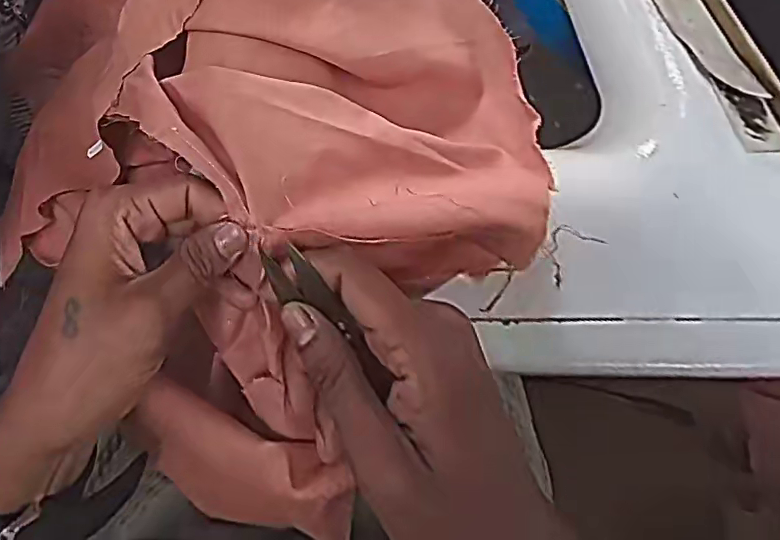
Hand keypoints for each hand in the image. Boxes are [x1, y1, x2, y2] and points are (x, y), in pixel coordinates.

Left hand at [0, 175, 249, 513]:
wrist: (46, 424)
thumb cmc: (89, 364)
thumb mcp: (151, 310)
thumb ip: (198, 264)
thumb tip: (241, 230)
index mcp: (113, 210)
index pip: (186, 191)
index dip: (224, 215)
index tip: (258, 247)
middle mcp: (119, 216)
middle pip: (189, 212)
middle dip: (225, 241)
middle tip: (260, 275)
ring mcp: (126, 245)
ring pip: (188, 237)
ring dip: (220, 263)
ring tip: (251, 292)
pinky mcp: (134, 273)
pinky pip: (178, 261)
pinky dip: (205, 278)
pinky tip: (233, 297)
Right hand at [282, 247, 573, 539]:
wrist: (511, 536)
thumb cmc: (454, 515)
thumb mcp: (380, 461)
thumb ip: (336, 379)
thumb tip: (296, 314)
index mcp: (428, 344)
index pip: (354, 273)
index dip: (305, 265)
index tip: (268, 275)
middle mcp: (442, 322)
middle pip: (360, 282)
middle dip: (314, 301)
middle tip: (285, 338)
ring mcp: (446, 328)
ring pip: (369, 299)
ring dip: (334, 322)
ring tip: (314, 369)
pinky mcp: (443, 340)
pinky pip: (386, 318)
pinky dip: (356, 336)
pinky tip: (346, 376)